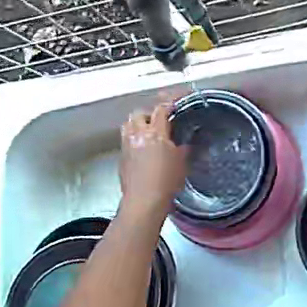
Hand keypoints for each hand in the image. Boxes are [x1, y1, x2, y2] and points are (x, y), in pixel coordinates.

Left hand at [118, 102, 186, 218]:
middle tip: (159, 119)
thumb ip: (182, 148)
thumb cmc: (165, 183)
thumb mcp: (181, 162)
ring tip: (147, 131)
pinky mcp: (121, 157)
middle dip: (149, 114)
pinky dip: (133, 138)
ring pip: (128, 125)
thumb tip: (185, 143)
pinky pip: (125, 139)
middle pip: (139, 114)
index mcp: (155, 133)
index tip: (173, 105)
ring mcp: (127, 145)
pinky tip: (141, 148)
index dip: (168, 105)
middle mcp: (138, 135)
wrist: (144, 201)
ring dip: (138, 124)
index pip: (160, 110)